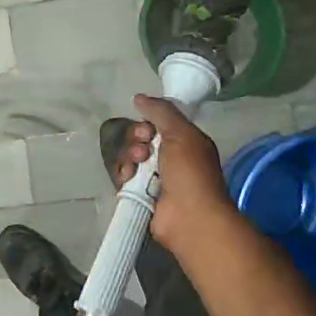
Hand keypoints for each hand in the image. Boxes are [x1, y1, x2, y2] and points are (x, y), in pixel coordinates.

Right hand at [113, 95, 235, 245]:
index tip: (148, 131)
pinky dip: (124, 174)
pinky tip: (128, 177)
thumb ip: (161, 111)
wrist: (190, 217)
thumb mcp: (181, 133)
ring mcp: (154, 177)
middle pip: (140, 138)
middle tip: (144, 151)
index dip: (148, 123)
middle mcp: (170, 157)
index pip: (157, 123)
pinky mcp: (140, 194)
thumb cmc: (190, 172)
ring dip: (129, 157)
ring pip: (130, 156)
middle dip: (136, 140)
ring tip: (136, 167)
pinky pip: (125, 176)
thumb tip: (139, 97)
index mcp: (184, 141)